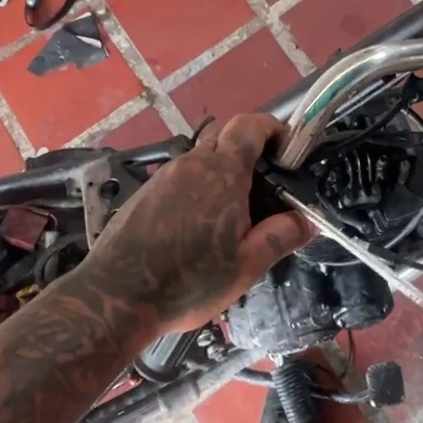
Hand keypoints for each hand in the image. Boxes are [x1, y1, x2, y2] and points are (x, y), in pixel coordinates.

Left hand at [91, 113, 311, 332]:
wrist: (116, 297)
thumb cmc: (188, 281)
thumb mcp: (246, 267)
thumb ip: (280, 237)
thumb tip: (307, 221)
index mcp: (223, 174)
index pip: (250, 125)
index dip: (272, 127)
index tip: (287, 147)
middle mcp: (192, 164)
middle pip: (223, 134)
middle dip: (248, 146)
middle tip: (264, 179)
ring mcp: (163, 177)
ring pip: (199, 157)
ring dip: (220, 169)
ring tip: (233, 209)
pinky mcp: (144, 194)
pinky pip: (179, 177)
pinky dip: (196, 187)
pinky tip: (197, 225)